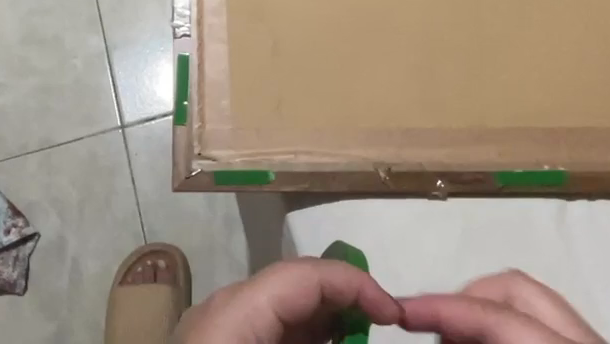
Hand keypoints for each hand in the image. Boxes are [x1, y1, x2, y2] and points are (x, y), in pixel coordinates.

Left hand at [176, 257, 403, 343]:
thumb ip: (325, 338)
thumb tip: (368, 323)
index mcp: (234, 309)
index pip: (303, 273)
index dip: (356, 284)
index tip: (397, 315)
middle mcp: (221, 306)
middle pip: (292, 284)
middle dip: (343, 300)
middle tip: (386, 324)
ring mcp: (212, 326)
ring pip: (279, 305)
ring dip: (325, 318)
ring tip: (362, 332)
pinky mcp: (214, 342)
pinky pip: (266, 325)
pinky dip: (301, 332)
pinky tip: (328, 342)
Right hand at [398, 270, 604, 342]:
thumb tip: (437, 335)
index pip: (499, 315)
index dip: (443, 309)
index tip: (399, 314)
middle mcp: (589, 339)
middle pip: (516, 287)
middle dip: (465, 302)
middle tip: (432, 333)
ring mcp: (593, 343)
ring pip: (531, 302)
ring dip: (484, 316)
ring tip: (454, 343)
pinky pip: (544, 327)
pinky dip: (507, 332)